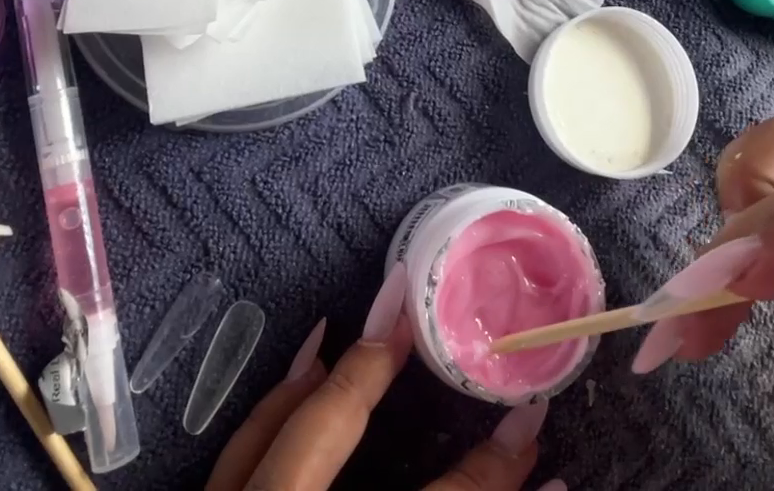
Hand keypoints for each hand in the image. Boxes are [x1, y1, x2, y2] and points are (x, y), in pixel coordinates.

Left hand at [207, 265, 563, 490]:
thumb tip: (545, 482)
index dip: (492, 472)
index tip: (535, 426)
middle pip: (320, 436)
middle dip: (369, 366)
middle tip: (405, 300)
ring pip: (257, 440)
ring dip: (305, 384)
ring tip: (340, 335)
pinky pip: (228, 462)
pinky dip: (262, 418)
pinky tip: (292, 388)